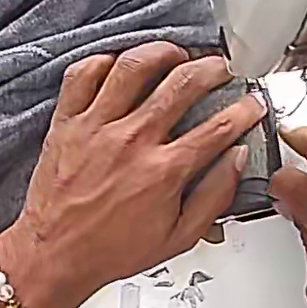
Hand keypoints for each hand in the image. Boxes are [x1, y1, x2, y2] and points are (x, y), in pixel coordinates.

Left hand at [0, 42, 264, 307]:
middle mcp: (132, 142)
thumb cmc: (112, 250)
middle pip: (183, 83)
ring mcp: (97, 127)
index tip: (251, 103)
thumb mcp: (179, 237)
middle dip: (212, 68)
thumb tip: (237, 160)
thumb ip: (215, 196)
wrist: (55, 255)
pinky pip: (83, 75)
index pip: (218, 127)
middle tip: (220, 69)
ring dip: (162, 51)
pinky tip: (119, 66)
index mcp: (164, 171)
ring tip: (176, 54)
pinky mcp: (67, 123)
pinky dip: (103, 61)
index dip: (244, 109)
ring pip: (134, 67)